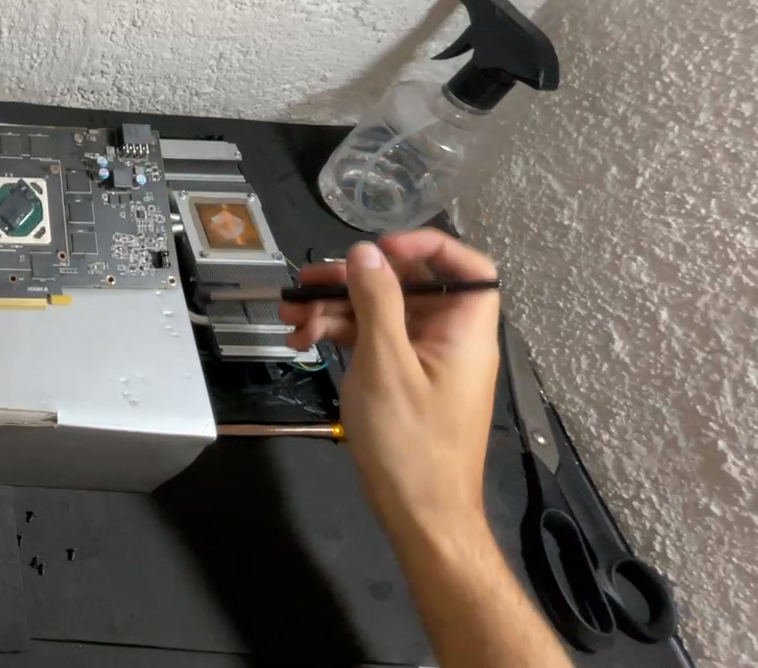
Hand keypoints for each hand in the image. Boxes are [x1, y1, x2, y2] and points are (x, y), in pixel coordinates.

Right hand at [281, 231, 500, 545]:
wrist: (417, 510)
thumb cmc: (409, 439)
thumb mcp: (385, 363)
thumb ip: (377, 301)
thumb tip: (366, 252)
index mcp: (462, 332)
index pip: (468, 269)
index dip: (427, 247)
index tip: (378, 249)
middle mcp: (446, 338)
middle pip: (406, 286)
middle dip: (352, 280)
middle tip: (306, 281)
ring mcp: (421, 357)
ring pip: (378, 311)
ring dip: (331, 308)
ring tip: (289, 316)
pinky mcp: (398, 374)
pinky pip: (368, 337)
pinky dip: (335, 333)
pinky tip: (301, 340)